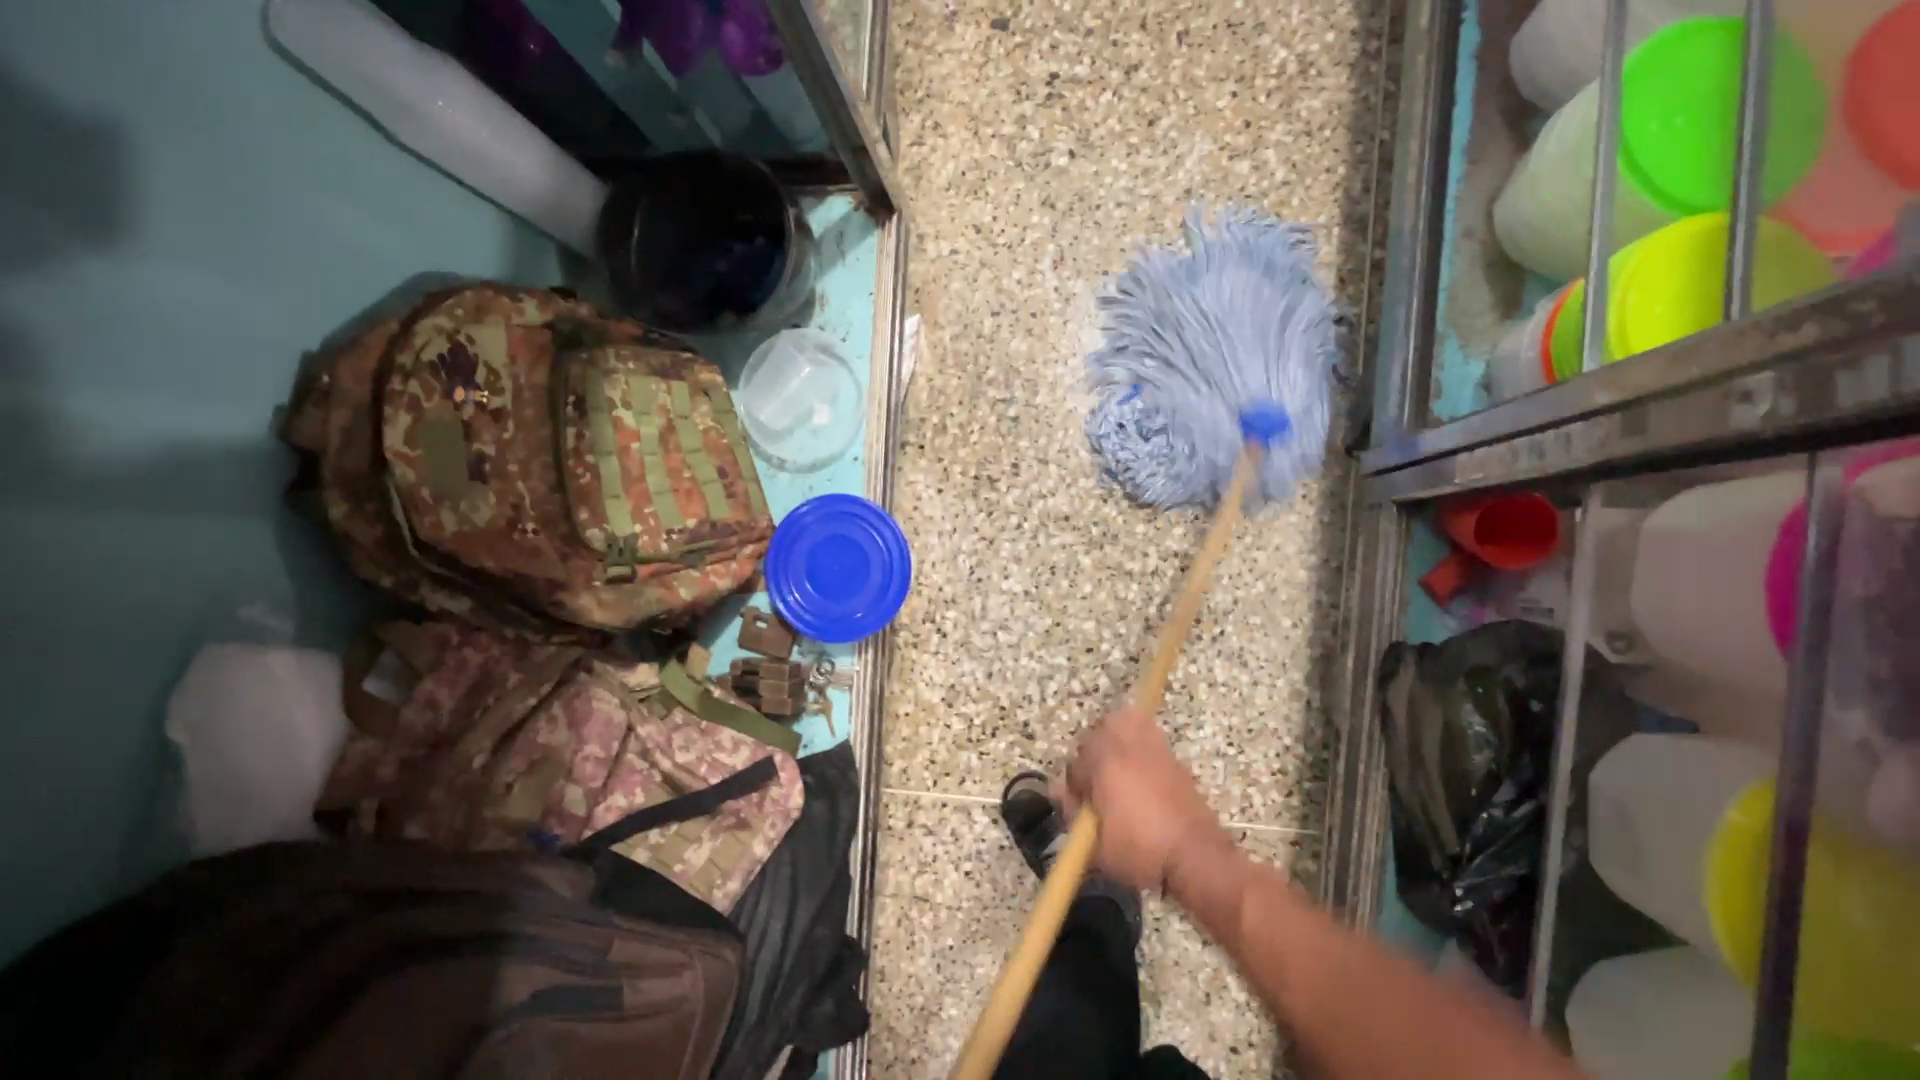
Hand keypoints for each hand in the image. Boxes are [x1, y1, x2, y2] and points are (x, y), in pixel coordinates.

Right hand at [1059, 707, 1231, 890]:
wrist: (1195, 854)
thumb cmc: (1141, 851)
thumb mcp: (1096, 846)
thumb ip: (1073, 815)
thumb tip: (1058, 790)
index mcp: (1104, 764)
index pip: (1075, 763)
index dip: (1075, 785)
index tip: (1082, 806)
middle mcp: (1127, 747)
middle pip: (1100, 729)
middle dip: (1093, 752)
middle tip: (1097, 781)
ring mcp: (1154, 749)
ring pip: (1127, 721)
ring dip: (1117, 735)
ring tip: (1117, 765)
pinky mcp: (1174, 758)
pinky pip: (1151, 734)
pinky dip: (1141, 742)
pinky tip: (1142, 772)